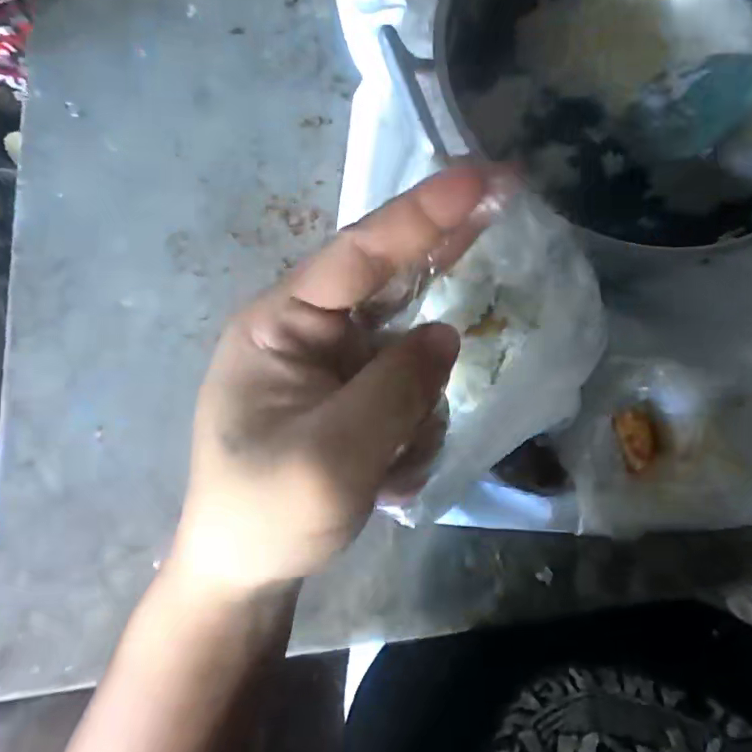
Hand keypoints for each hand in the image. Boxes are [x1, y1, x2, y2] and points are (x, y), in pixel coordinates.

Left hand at [169, 165, 495, 594]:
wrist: (246, 576)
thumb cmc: (269, 513)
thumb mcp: (332, 456)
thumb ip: (396, 387)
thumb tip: (446, 334)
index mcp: (282, 323)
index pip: (360, 253)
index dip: (424, 212)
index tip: (481, 176)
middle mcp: (311, 326)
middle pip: (391, 269)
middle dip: (446, 240)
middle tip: (506, 190)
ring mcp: (339, 358)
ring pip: (413, 334)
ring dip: (425, 384)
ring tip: (394, 453)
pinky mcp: (361, 388)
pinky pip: (414, 379)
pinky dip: (420, 417)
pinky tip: (392, 470)